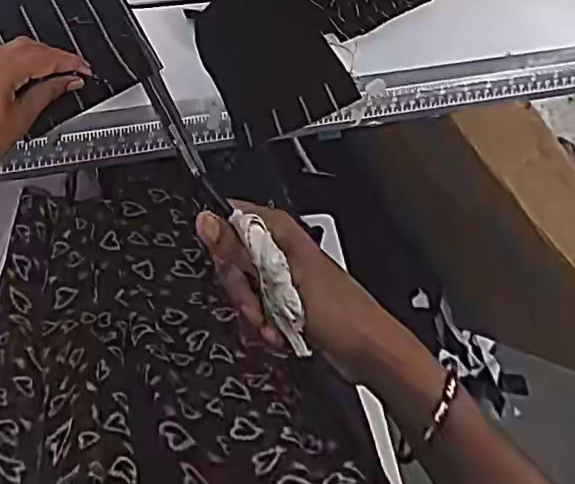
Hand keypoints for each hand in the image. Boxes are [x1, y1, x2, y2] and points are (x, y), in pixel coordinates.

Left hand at [0, 38, 90, 208]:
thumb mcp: (20, 120)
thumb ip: (47, 93)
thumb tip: (65, 81)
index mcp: (1, 68)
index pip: (45, 56)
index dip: (69, 61)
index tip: (84, 68)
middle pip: (30, 47)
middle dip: (55, 56)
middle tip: (75, 70)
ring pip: (16, 51)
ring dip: (38, 58)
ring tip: (58, 76)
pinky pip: (2, 60)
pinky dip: (22, 64)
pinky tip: (31, 79)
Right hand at [196, 200, 403, 382]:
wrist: (370, 354)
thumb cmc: (341, 312)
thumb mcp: (279, 278)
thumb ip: (238, 249)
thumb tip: (205, 220)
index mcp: (277, 228)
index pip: (226, 220)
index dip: (222, 248)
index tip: (234, 273)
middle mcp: (276, 246)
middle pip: (230, 259)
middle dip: (241, 292)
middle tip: (258, 308)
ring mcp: (278, 274)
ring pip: (240, 287)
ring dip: (252, 313)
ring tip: (273, 326)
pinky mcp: (281, 298)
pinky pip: (254, 307)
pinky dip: (261, 324)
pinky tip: (277, 332)